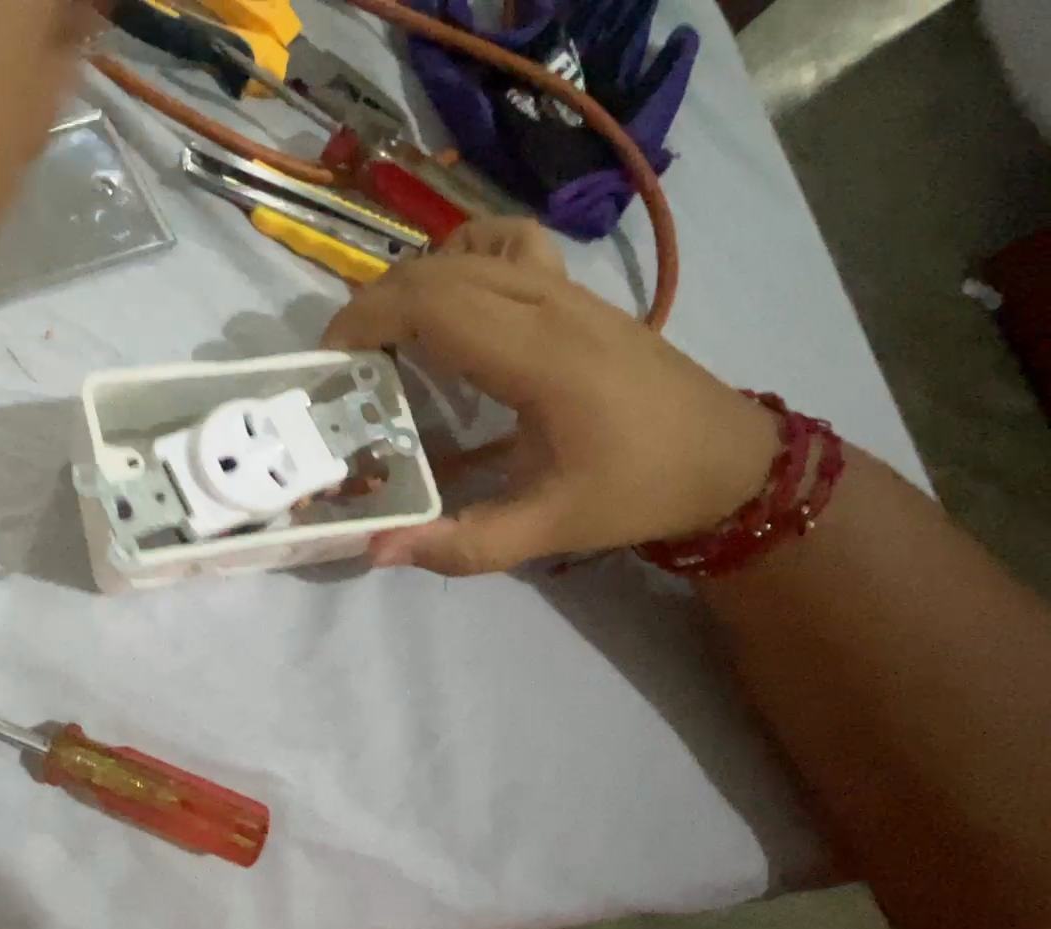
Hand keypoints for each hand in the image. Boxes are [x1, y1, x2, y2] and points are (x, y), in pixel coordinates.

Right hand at [323, 219, 780, 575]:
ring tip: (386, 333)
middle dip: (373, 305)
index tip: (332, 359)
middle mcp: (552, 307)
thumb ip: (461, 545)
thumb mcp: (547, 530)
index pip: (436, 304)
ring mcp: (569, 290)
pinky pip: (508, 244)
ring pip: (467, 251)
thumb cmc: (636, 492)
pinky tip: (448, 297)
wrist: (731, 461)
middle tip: (344, 359)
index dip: (368, 318)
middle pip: (438, 271)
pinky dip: (461, 255)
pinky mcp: (576, 291)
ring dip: (410, 283)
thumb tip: (377, 550)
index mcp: (542, 359)